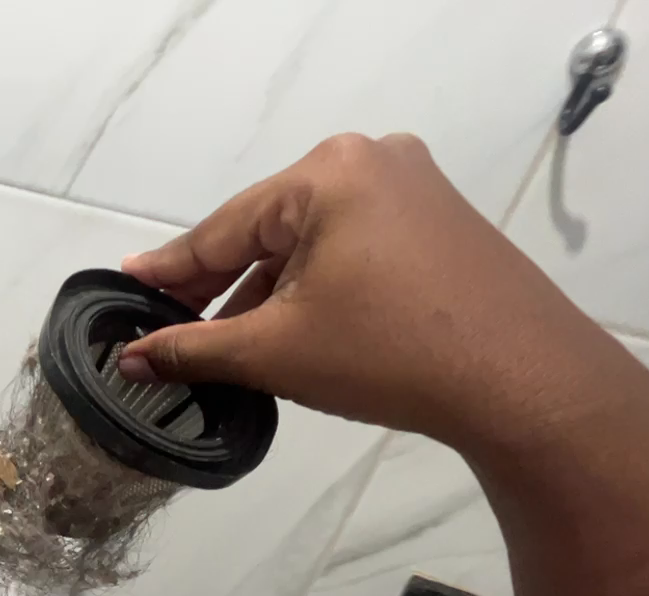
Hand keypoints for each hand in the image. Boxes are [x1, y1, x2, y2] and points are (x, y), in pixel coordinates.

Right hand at [118, 133, 648, 456]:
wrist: (523, 381)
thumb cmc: (386, 354)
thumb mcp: (271, 351)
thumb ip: (189, 350)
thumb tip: (128, 360)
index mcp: (325, 175)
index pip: (220, 230)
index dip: (167, 270)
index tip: (125, 286)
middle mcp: (368, 160)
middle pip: (260, 231)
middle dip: (213, 285)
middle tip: (165, 327)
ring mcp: (408, 186)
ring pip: (300, 242)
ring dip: (256, 291)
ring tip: (218, 340)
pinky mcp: (432, 220)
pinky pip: (341, 248)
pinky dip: (303, 285)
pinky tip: (281, 325)